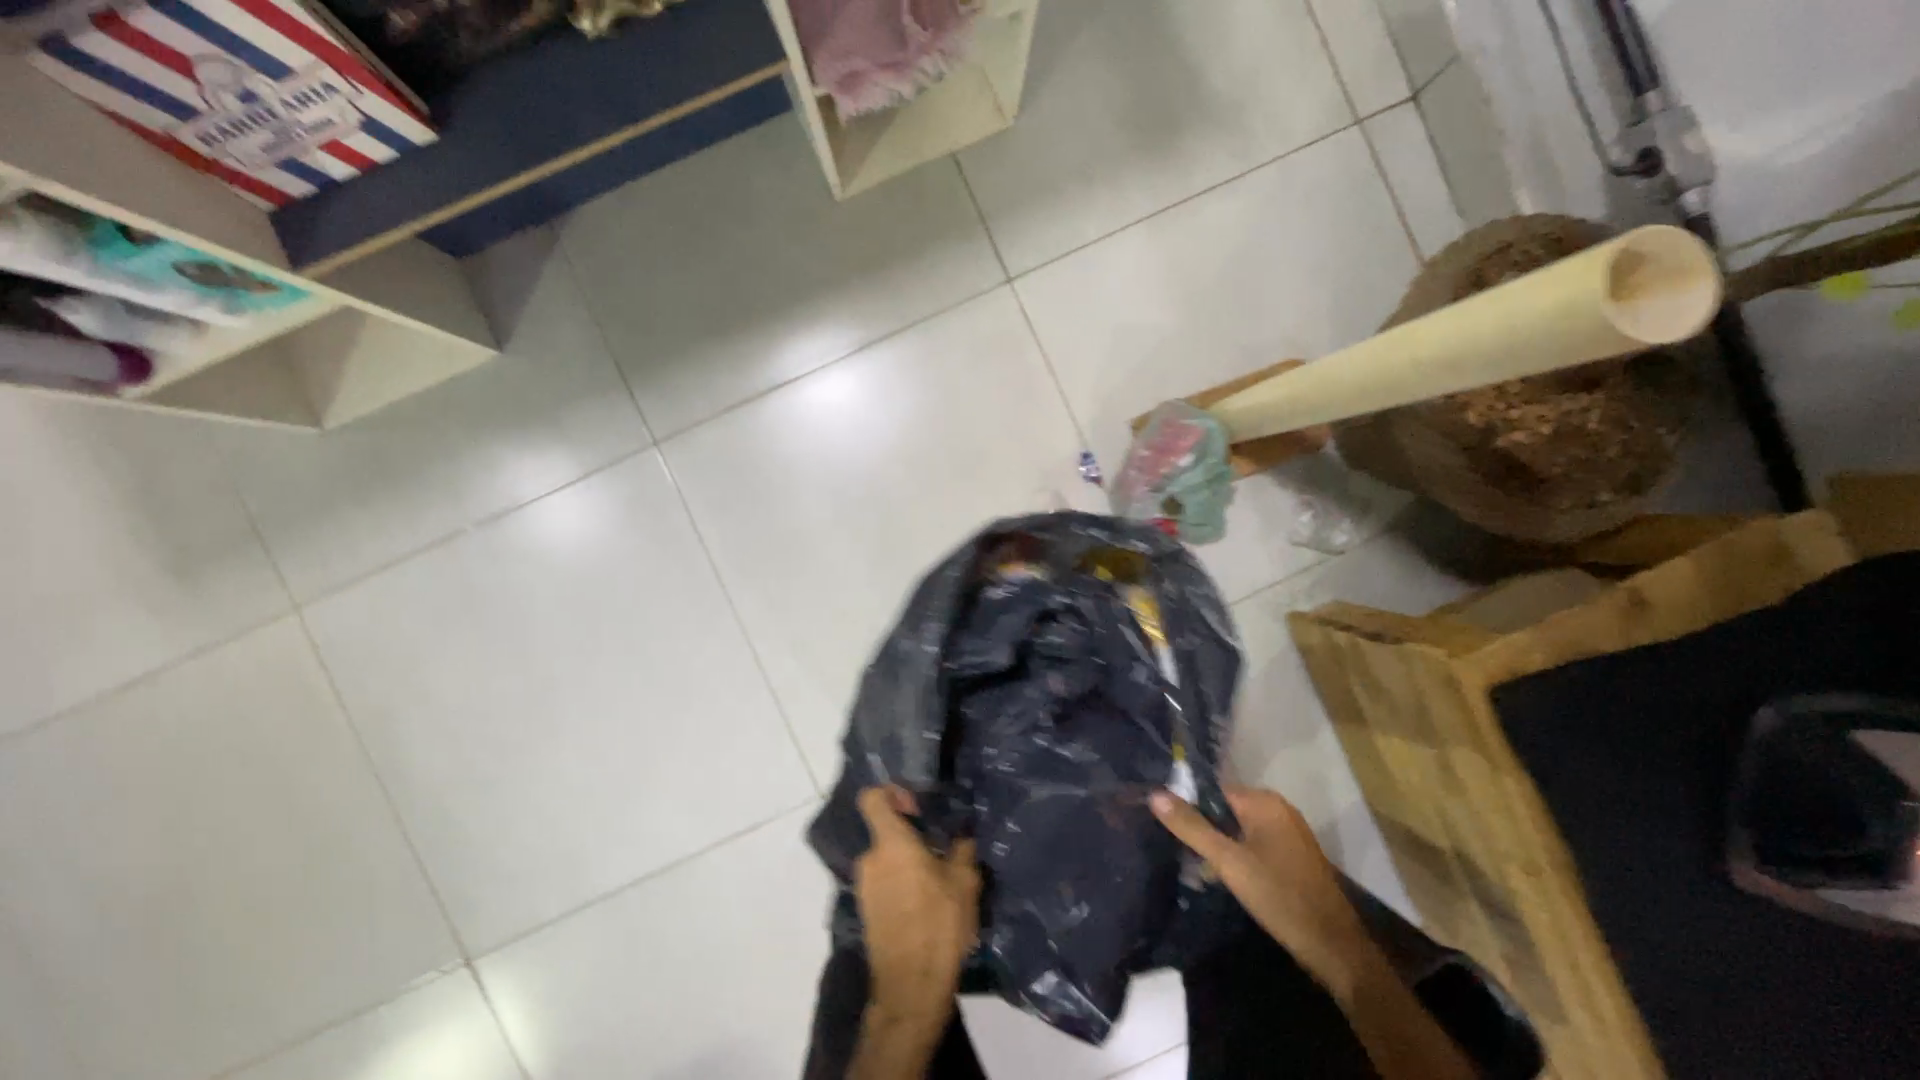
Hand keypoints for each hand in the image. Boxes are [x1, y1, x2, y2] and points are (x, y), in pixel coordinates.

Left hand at [854, 786, 979, 1023]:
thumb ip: (962, 850)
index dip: (892, 794)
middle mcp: (870, 861)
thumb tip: (962, 835)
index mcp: (891, 844)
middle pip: (887, 835)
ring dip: (909, 867)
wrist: (911, 986)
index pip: (873, 799)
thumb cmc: (939, 924)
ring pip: (888, 863)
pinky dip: (902, 888)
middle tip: (943, 855)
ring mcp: (864, 888)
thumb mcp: (965, 883)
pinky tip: (927, 909)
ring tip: (940, 887)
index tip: (918, 809)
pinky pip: (885, 886)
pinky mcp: (866, 912)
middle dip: (912, 840)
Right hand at [1150, 786, 1370, 988]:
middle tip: (1180, 853)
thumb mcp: (1228, 861)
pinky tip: (1225, 878)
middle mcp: (1279, 809)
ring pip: (1239, 830)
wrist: (1331, 944)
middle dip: (1203, 829)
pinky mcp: (1293, 856)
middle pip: (1226, 809)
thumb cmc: (1278, 896)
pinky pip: (1255, 845)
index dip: (1189, 808)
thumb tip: (1155, 794)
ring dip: (1220, 846)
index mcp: (1265, 802)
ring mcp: (1289, 834)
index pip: (1213, 791)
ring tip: (1197, 868)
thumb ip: (1191, 827)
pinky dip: (1238, 856)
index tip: (1167, 829)